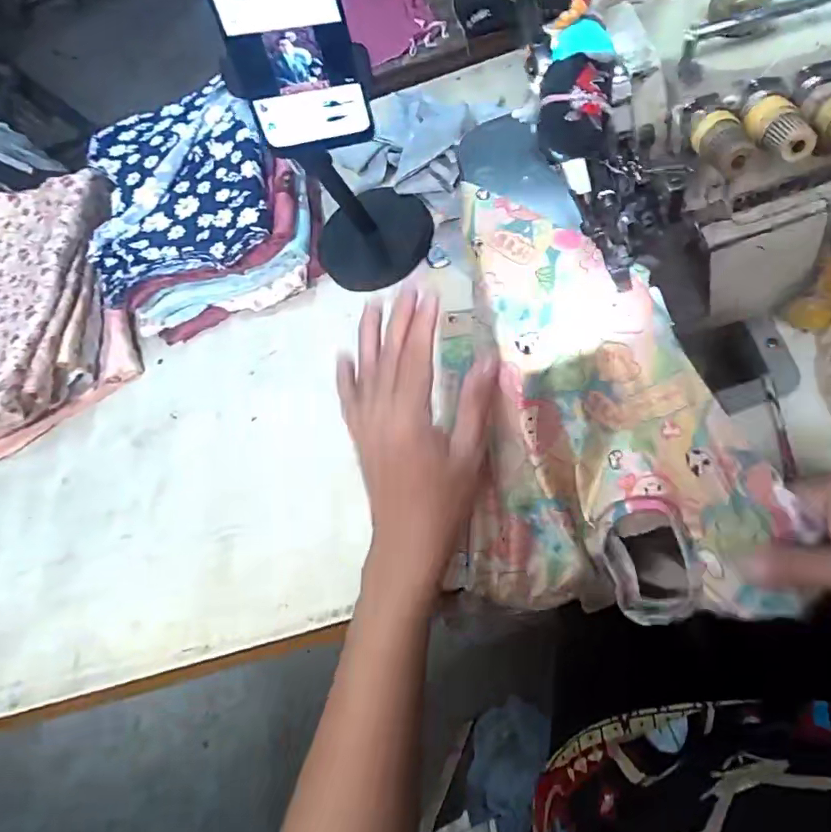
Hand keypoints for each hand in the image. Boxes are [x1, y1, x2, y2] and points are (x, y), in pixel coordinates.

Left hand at [337, 287, 496, 613]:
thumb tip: (487, 361)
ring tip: (372, 306)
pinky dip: (345, 376)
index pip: (416, 358)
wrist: (405, 543)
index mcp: (410, 416)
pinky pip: (348, 400)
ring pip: (365, 372)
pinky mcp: (360, 438)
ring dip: (368, 337)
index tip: (430, 294)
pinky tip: (343, 356)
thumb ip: (475, 405)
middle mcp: (381, 414)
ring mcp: (366, 425)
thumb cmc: (444, 501)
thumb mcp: (469, 454)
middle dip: (399, 320)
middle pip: (388, 357)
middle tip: (407, 288)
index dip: (423, 324)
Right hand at [749, 475, 830, 649]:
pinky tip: (803, 586)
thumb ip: (792, 567)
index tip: (728, 557)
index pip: (773, 501)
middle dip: (769, 546)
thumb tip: (738, 562)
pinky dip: (814, 560)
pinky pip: (827, 540)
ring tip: (763, 587)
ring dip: (791, 557)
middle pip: (788, 516)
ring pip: (807, 531)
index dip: (751, 528)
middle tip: (742, 580)